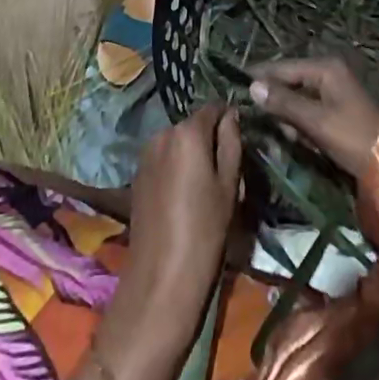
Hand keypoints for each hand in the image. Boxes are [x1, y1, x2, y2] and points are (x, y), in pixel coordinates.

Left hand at [123, 106, 242, 304]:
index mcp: (187, 132)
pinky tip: (185, 196)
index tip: (241, 141)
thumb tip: (231, 115)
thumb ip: (231, 142)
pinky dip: (177, 167)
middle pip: (193, 126)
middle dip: (210, 141)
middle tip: (228, 173)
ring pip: (178, 143)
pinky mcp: (137, 172)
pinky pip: (164, 158)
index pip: (213, 108)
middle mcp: (162, 133)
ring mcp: (146, 152)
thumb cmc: (205, 227)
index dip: (228, 120)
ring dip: (192, 154)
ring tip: (207, 189)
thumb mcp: (230, 184)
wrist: (162, 271)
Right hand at [249, 57, 378, 177]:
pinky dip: (302, 124)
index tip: (234, 86)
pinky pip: (310, 111)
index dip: (259, 77)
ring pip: (298, 99)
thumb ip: (283, 103)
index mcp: (325, 68)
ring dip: (289, 117)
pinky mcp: (339, 110)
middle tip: (257, 118)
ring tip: (284, 134)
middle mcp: (330, 73)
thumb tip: (251, 87)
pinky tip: (301, 140)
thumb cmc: (355, 137)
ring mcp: (336, 91)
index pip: (282, 67)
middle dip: (275, 101)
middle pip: (289, 81)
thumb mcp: (316, 121)